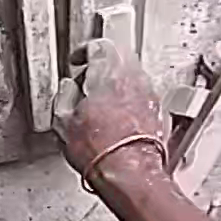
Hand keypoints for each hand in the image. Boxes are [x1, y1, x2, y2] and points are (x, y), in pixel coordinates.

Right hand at [52, 38, 167, 177]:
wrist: (129, 173)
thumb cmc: (99, 151)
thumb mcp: (63, 122)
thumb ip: (64, 96)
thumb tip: (67, 88)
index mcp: (107, 77)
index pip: (99, 47)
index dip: (84, 50)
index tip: (77, 59)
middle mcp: (134, 80)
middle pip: (120, 57)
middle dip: (102, 64)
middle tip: (86, 77)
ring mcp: (150, 95)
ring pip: (132, 76)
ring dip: (115, 83)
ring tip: (99, 101)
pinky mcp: (158, 112)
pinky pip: (141, 96)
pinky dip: (127, 100)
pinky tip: (115, 117)